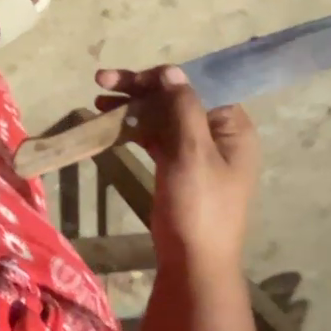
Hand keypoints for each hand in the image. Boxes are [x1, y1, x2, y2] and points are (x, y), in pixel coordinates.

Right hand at [95, 65, 259, 271]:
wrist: (194, 260)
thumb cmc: (200, 206)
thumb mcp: (193, 154)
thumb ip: (183, 109)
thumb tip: (171, 70)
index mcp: (232, 127)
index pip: (197, 86)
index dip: (161, 77)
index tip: (127, 78)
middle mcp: (217, 134)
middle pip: (176, 99)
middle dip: (139, 89)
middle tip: (101, 81)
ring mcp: (196, 151)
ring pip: (162, 117)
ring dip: (132, 107)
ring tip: (98, 101)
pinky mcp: (177, 167)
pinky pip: (155, 137)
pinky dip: (134, 128)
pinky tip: (110, 124)